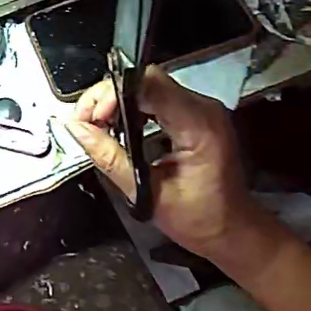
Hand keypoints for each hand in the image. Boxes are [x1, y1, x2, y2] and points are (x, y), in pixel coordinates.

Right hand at [64, 68, 289, 277]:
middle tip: (86, 122)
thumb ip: (110, 158)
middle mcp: (203, 108)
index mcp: (198, 126)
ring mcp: (200, 108)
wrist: (234, 230)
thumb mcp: (147, 193)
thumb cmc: (200, 219)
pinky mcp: (193, 113)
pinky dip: (131, 106)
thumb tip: (76, 129)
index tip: (91, 117)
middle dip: (109, 96)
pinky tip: (117, 125)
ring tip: (96, 125)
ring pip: (148, 85)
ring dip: (117, 100)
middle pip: (146, 80)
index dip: (113, 93)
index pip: (150, 85)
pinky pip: (156, 96)